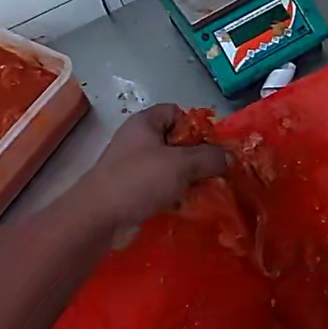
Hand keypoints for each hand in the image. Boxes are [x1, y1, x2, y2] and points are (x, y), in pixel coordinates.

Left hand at [69, 104, 229, 230]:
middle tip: (213, 172)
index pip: (176, 111)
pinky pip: (156, 184)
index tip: (211, 147)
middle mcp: (136, 138)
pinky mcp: (128, 188)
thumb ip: (209, 157)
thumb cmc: (139, 180)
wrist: (98, 217)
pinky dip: (171, 192)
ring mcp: (130, 164)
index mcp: (145, 122)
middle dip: (195, 155)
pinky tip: (183, 206)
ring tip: (202, 191)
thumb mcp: (180, 164)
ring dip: (185, 177)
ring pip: (166, 165)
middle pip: (173, 140)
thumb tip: (230, 158)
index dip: (195, 125)